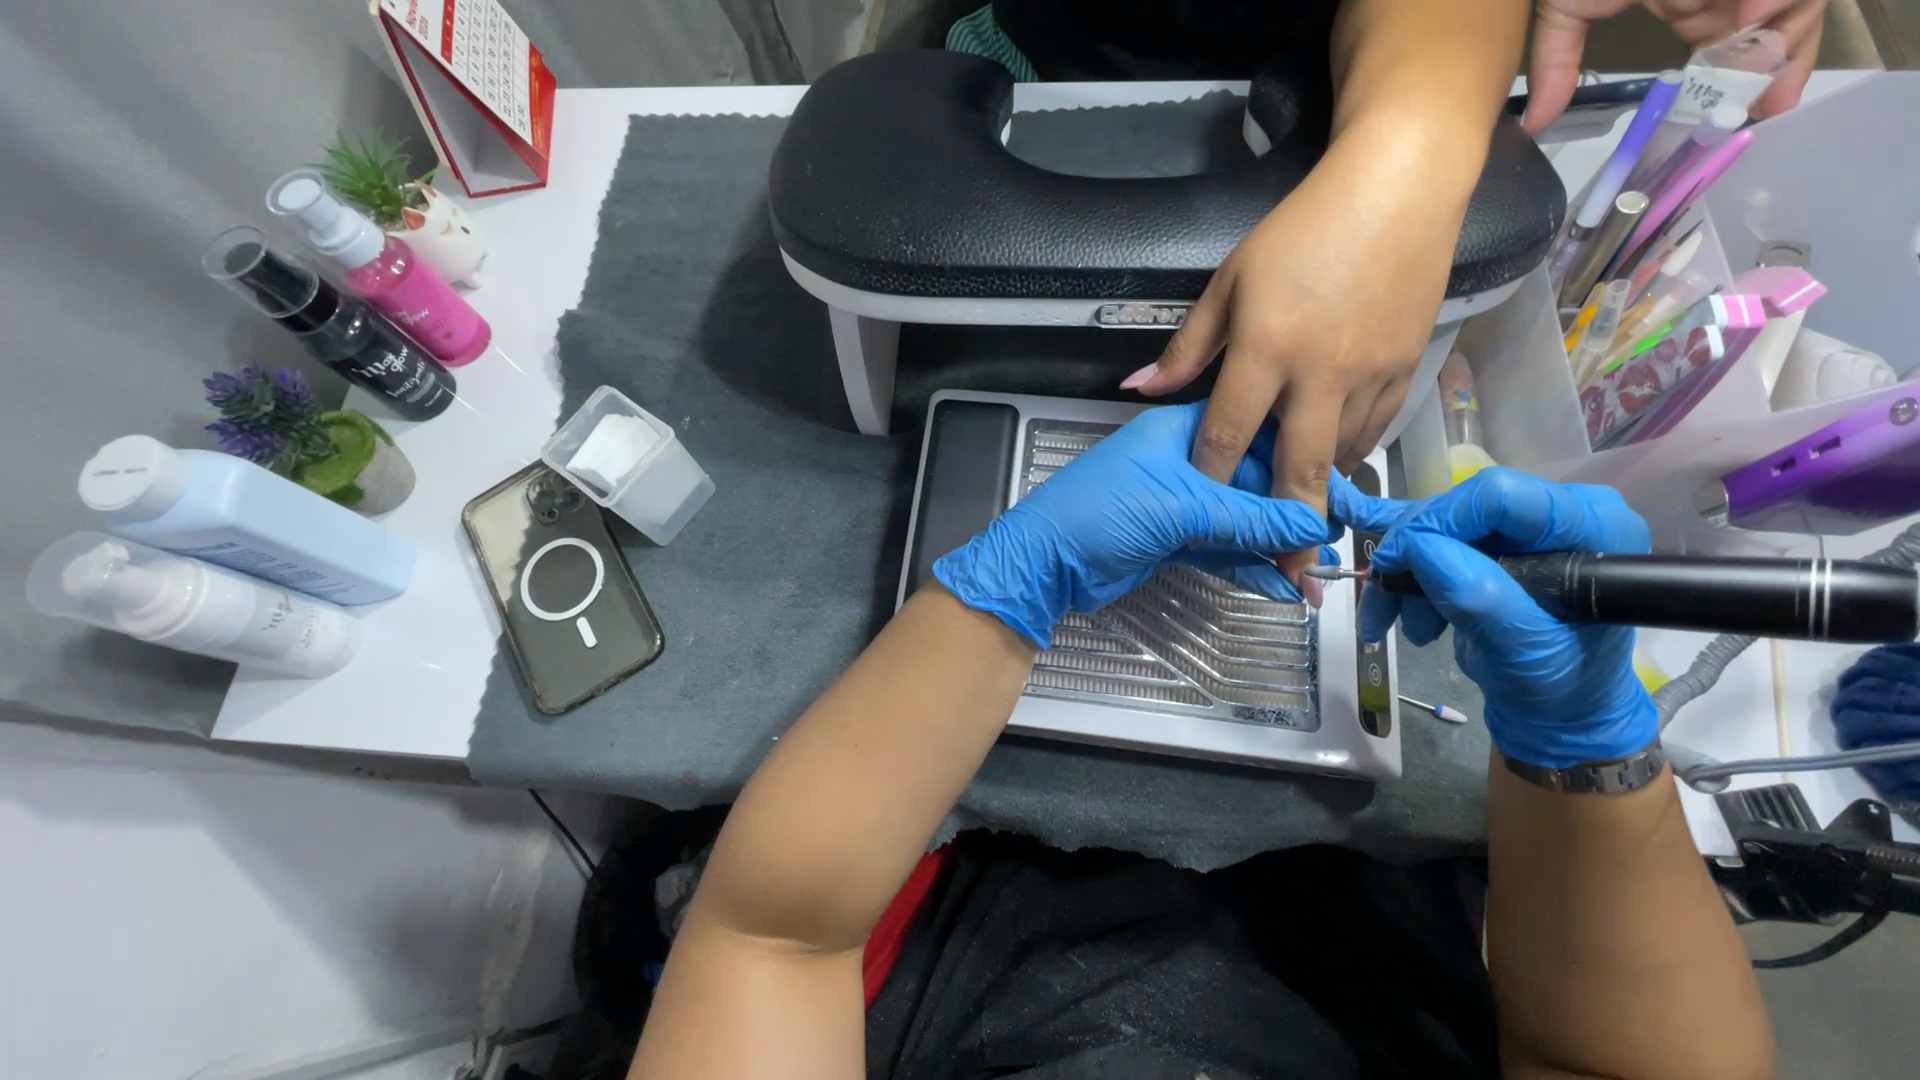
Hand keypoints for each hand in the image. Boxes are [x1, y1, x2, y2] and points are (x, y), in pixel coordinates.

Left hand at [934, 402, 1336, 648]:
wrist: (1044, 561)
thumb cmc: (1101, 512)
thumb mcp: (1180, 507)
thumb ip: (1248, 517)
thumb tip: (1311, 525)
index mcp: (1184, 431)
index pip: (1257, 438)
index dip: (1299, 467)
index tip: (1340, 494)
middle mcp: (1186, 462)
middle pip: (1254, 485)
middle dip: (1293, 517)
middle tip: (1334, 543)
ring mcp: (1179, 504)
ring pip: (1240, 523)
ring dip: (1275, 550)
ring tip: (1316, 577)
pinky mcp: (1172, 541)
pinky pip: (1221, 551)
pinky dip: (1248, 568)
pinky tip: (1282, 587)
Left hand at [1124, 130, 1461, 601]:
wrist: (1401, 190)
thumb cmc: (1301, 233)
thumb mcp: (1228, 283)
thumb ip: (1184, 349)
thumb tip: (1138, 389)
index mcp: (1266, 351)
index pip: (1225, 437)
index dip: (1208, 484)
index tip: (1196, 519)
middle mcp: (1320, 375)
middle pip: (1296, 471)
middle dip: (1286, 529)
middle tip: (1282, 574)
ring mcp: (1369, 377)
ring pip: (1339, 459)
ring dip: (1317, 496)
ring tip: (1301, 532)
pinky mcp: (1406, 373)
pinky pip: (1372, 435)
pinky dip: (1347, 460)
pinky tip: (1330, 474)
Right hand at [1329, 467, 1658, 767]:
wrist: (1557, 709)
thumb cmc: (1558, 684)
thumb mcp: (1522, 649)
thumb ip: (1478, 598)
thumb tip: (1417, 548)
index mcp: (1589, 528)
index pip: (1499, 497)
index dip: (1438, 522)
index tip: (1395, 565)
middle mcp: (1558, 514)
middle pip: (1458, 510)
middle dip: (1410, 555)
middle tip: (1383, 604)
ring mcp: (1522, 526)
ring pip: (1434, 527)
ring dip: (1402, 573)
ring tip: (1394, 622)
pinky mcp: (1493, 540)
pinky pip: (1432, 534)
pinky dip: (1399, 559)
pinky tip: (1375, 572)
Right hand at [1523, 0, 1827, 133]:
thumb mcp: (1566, 6)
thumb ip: (1555, 60)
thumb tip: (1533, 123)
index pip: (1728, 40)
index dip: (1744, 76)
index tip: (1754, 112)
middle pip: (1772, 22)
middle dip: (1778, 61)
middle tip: (1768, 102)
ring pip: (1789, 3)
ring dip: (1785, 35)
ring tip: (1771, 69)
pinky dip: (1782, 1)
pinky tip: (1760, 16)